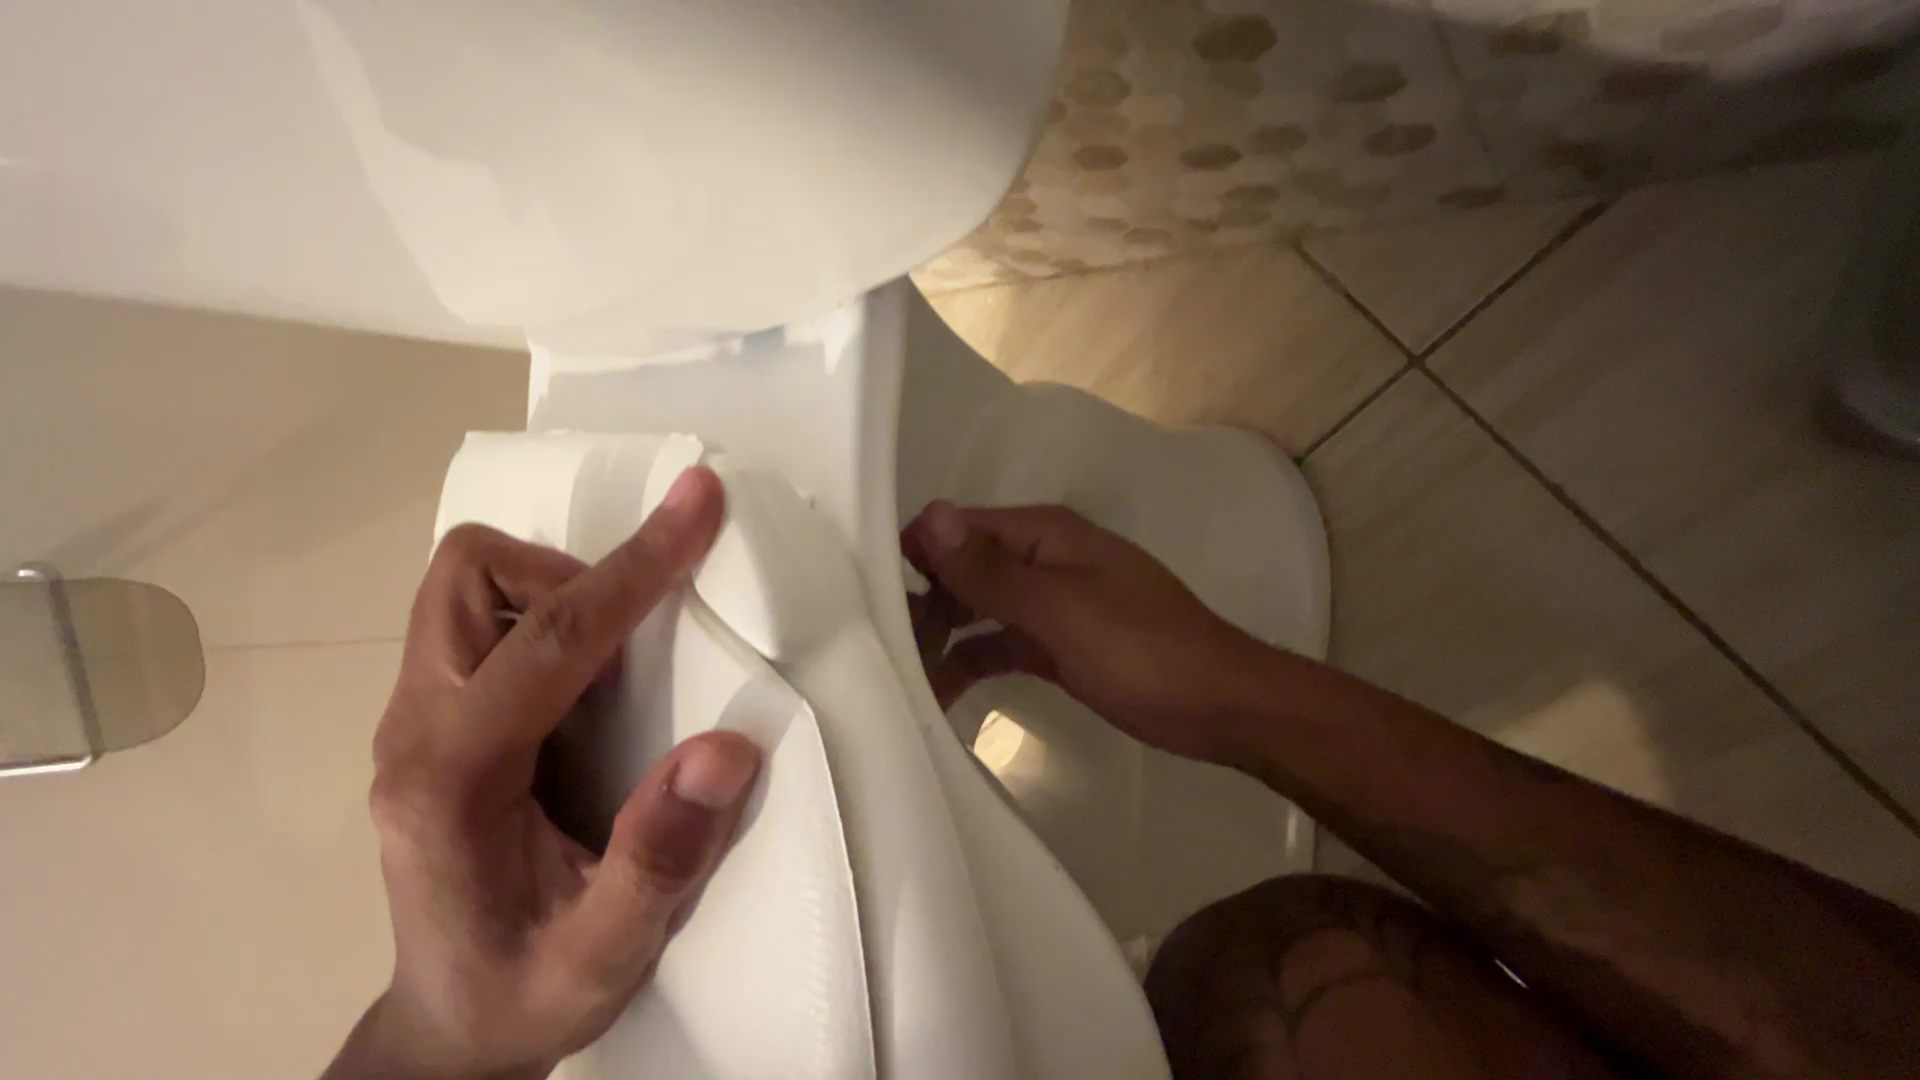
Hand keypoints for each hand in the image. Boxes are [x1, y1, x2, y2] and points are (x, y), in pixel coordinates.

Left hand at [326, 467, 762, 1079]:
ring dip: (554, 587)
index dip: (633, 568)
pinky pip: (482, 619)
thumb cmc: (525, 990)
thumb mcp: (605, 954)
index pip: (547, 639)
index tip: (700, 504)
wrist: (449, 1026)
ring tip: (620, 655)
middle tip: (642, 626)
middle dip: (569, 569)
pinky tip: (593, 678)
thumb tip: (728, 748)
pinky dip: (545, 614)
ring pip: (465, 586)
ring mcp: (416, 718)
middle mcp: (415, 728)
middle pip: (466, 576)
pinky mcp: (436, 718)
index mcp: (451, 779)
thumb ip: (660, 859)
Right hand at [902, 501, 1271, 766]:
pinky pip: (996, 645)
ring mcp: (1046, 605)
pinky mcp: (1052, 646)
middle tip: (881, 657)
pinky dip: (969, 663)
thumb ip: (991, 571)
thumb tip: (928, 515)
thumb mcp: (1061, 610)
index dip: (912, 558)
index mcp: (1042, 535)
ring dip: (939, 638)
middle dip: (920, 605)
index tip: (866, 603)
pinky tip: (939, 695)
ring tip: (899, 682)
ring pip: (974, 610)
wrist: (1218, 707)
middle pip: (959, 570)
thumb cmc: (1142, 650)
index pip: (955, 529)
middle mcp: (1038, 561)